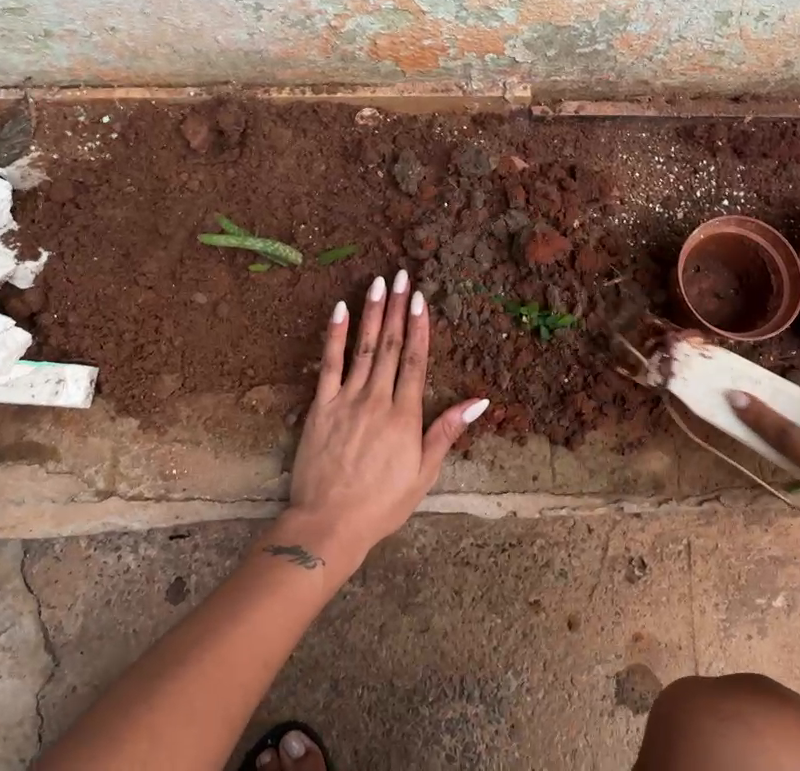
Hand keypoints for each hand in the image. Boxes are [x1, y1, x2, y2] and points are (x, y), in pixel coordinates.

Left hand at [269, 270, 486, 571]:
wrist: (329, 523)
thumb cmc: (382, 504)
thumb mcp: (424, 473)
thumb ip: (447, 431)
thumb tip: (479, 402)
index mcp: (405, 416)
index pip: (415, 360)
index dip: (419, 327)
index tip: (421, 299)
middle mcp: (377, 400)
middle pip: (390, 345)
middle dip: (397, 308)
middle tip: (402, 276)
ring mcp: (346, 401)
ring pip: (363, 347)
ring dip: (371, 312)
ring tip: (378, 283)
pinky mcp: (320, 407)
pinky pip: (328, 364)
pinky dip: (335, 335)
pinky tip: (340, 309)